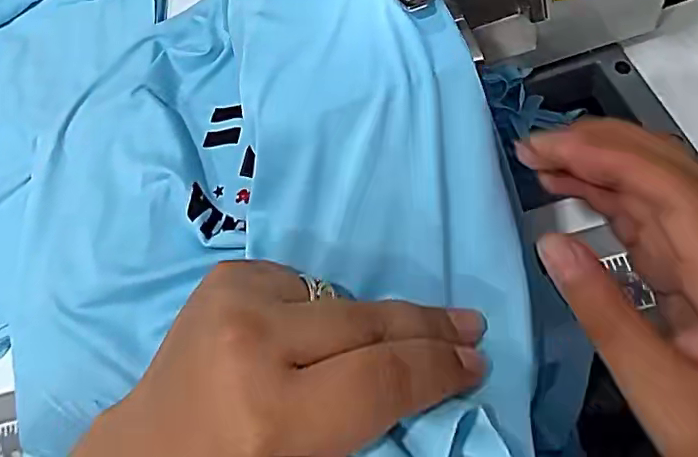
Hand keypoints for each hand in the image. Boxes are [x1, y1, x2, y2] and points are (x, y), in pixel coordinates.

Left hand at [73, 260, 486, 456]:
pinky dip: (314, 307)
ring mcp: (234, 298)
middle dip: (425, 327)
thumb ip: (364, 421)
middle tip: (470, 324)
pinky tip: (309, 333)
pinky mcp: (223, 275)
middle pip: (365, 323)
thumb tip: (425, 375)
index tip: (475, 362)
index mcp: (274, 417)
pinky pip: (297, 283)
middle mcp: (254, 342)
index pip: (380, 379)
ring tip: (392, 338)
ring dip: (364, 320)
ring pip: (334, 296)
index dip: (436, 370)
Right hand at [518, 120, 697, 456]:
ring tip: (542, 162)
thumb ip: (606, 316)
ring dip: (597, 163)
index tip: (550, 149)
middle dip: (597, 143)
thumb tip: (551, 244)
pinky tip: (574, 193)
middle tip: (536, 145)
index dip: (607, 156)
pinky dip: (606, 193)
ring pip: (654, 183)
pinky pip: (648, 213)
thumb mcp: (669, 400)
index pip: (671, 187)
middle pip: (666, 167)